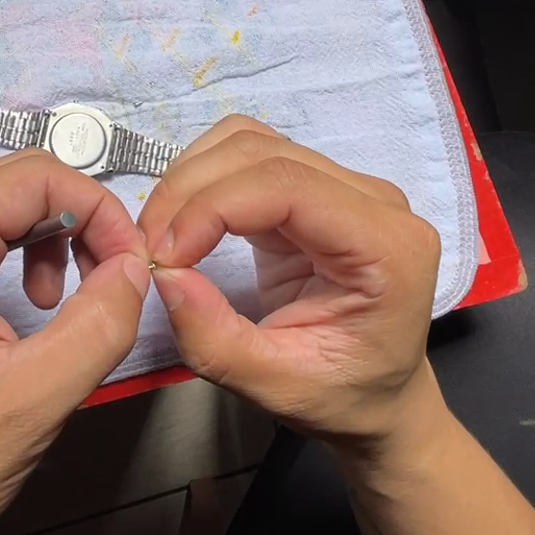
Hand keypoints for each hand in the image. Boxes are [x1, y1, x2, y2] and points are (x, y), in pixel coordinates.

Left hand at [0, 150, 152, 534]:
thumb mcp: (27, 403)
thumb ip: (97, 327)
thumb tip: (136, 267)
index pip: (36, 175)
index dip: (99, 208)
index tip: (133, 264)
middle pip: (16, 183)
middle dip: (78, 221)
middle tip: (111, 281)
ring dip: (50, 238)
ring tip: (62, 302)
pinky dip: (19, 256)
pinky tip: (27, 306)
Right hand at [138, 116, 445, 460]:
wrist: (380, 392)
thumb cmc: (342, 395)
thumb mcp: (277, 389)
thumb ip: (216, 341)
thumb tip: (165, 274)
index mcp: (386, 246)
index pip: (286, 185)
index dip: (212, 206)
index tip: (163, 255)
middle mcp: (372, 199)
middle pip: (261, 151)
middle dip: (188, 190)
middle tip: (148, 247)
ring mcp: (342, 184)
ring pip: (247, 140)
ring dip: (190, 177)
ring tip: (161, 233)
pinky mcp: (309, 184)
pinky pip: (246, 155)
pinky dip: (201, 177)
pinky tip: (183, 219)